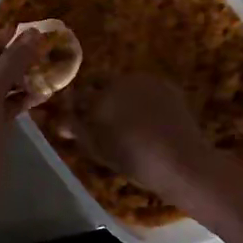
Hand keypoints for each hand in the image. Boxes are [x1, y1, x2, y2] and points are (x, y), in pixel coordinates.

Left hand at [0, 28, 39, 195]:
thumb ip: (12, 62)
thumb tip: (34, 34)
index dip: (5, 37)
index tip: (33, 38)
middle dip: (19, 57)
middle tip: (46, 55)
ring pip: (3, 81)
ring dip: (24, 76)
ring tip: (48, 73)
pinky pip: (9, 100)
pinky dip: (24, 96)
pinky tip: (43, 94)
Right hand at [45, 73, 212, 191]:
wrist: (181, 161)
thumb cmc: (133, 159)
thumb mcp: (99, 149)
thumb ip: (77, 130)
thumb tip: (62, 121)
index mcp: (100, 96)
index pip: (78, 94)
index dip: (74, 106)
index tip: (75, 118)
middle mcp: (122, 80)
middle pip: (100, 82)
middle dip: (96, 95)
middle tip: (99, 117)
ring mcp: (148, 81)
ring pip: (125, 83)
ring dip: (120, 95)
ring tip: (124, 119)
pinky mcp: (169, 87)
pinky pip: (147, 88)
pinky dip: (142, 98)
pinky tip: (147, 118)